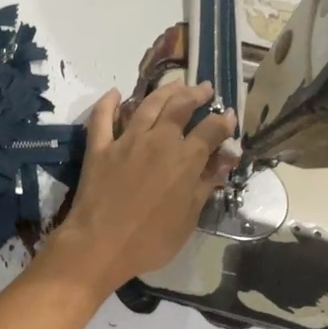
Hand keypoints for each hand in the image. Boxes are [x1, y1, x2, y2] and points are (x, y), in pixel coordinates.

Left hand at [45, 83, 236, 294]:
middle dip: (195, 94)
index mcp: (185, 159)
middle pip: (179, 107)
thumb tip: (224, 161)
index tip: (228, 115)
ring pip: (147, 105)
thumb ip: (205, 185)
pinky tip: (115, 93)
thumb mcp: (188, 218)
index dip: (222, 121)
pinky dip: (108, 102)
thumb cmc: (150, 240)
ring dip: (163, 91)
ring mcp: (126, 141)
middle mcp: (158, 141)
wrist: (100, 245)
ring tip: (175, 83)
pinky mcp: (99, 148)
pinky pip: (102, 118)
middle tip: (204, 88)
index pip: (210, 130)